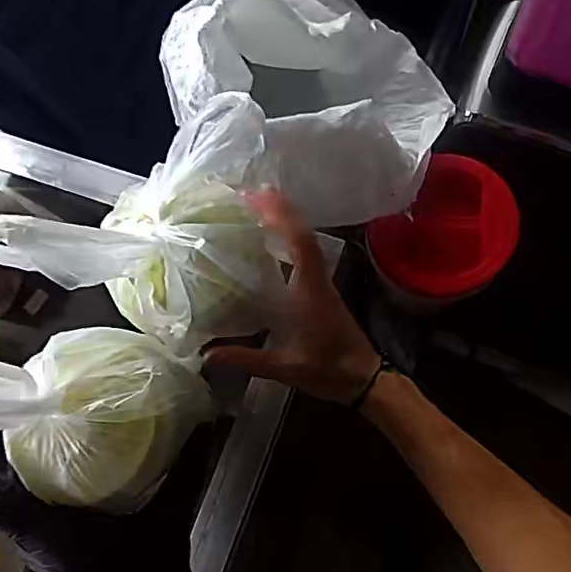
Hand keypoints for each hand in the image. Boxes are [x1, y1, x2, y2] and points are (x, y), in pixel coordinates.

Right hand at [204, 190, 381, 403]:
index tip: (258, 198)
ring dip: (287, 221)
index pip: (300, 244)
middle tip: (251, 193)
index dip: (281, 217)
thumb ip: (247, 359)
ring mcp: (323, 284)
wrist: (365, 378)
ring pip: (308, 242)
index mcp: (311, 292)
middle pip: (304, 235)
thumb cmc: (329, 370)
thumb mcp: (285, 368)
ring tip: (260, 206)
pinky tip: (275, 239)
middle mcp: (319, 280)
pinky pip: (308, 255)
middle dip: (280, 210)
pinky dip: (292, 238)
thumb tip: (206, 354)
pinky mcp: (323, 291)